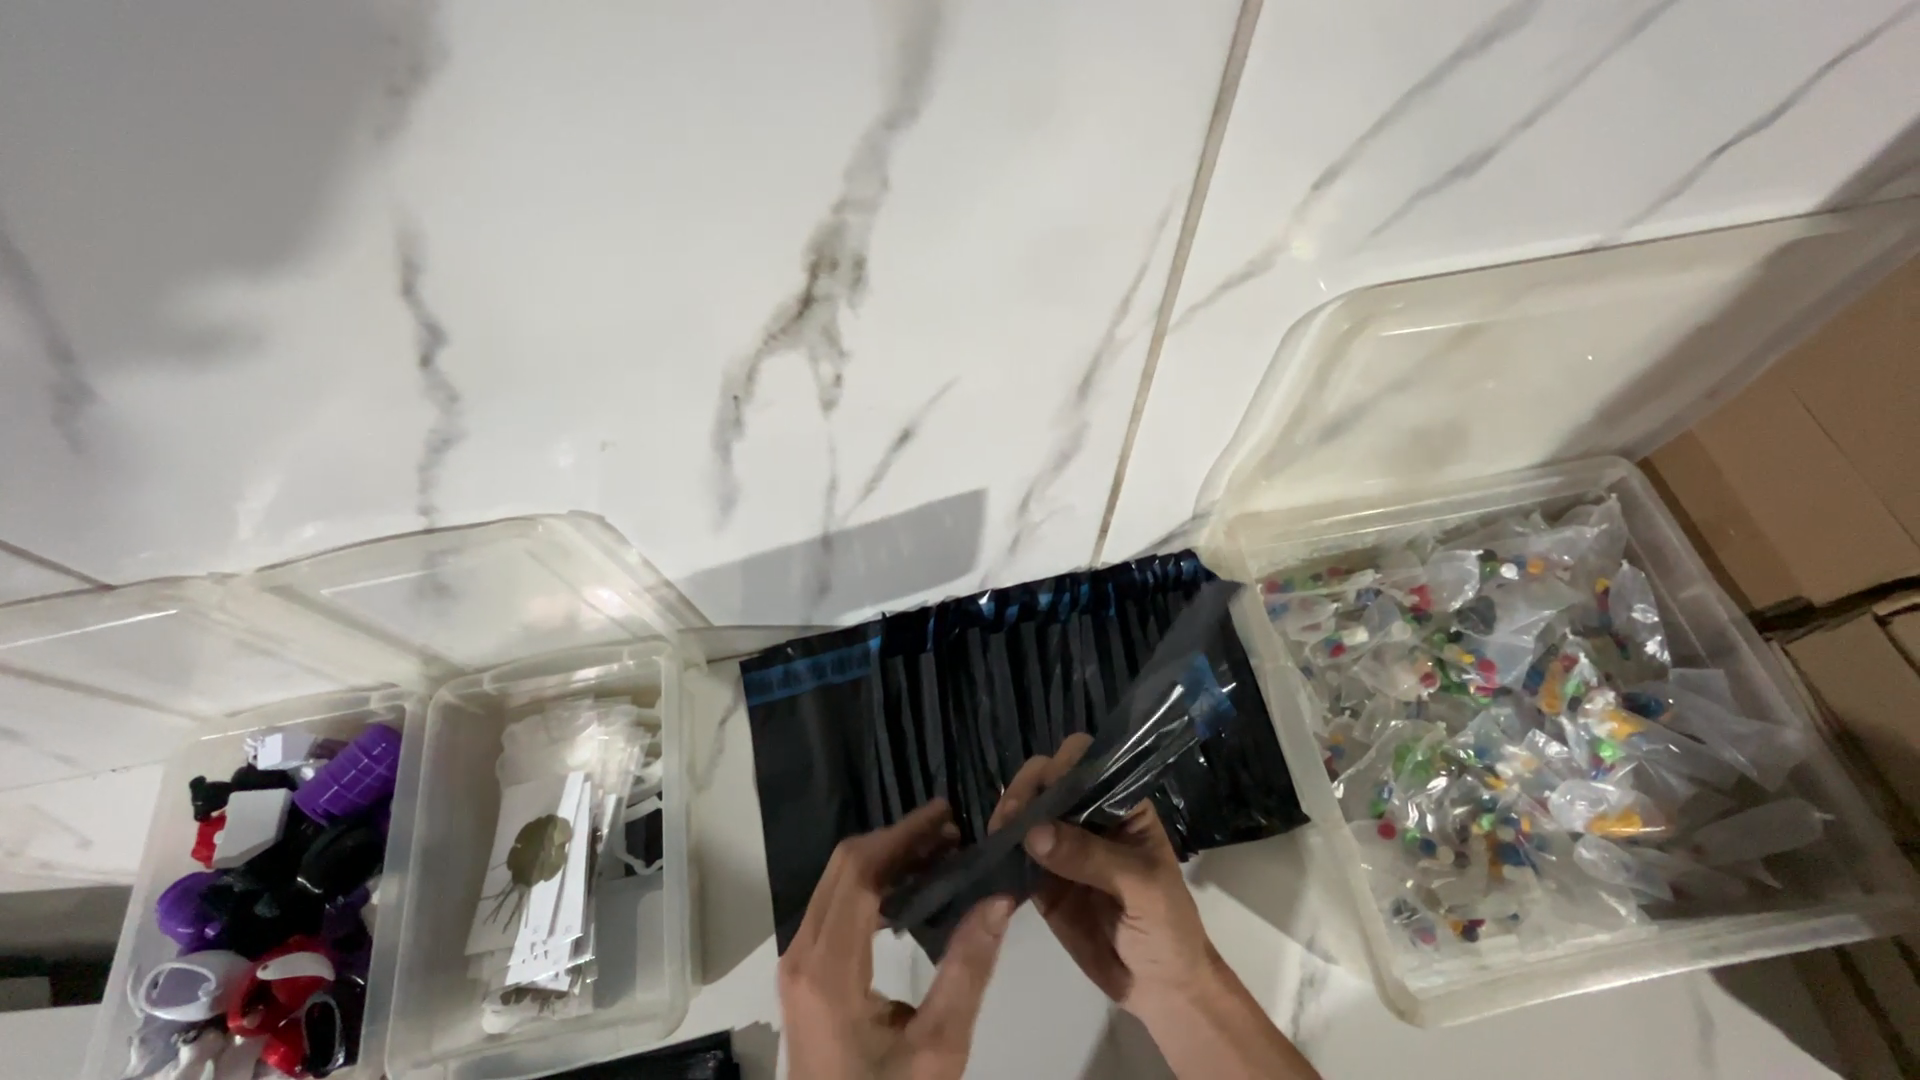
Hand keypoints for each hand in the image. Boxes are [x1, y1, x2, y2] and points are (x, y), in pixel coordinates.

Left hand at [780, 799, 1014, 1079]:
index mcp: (828, 968)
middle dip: (898, 839)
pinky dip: (872, 885)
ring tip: (940, 853)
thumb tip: (999, 897)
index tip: (947, 814)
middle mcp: (801, 953)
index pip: (861, 871)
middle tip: (951, 831)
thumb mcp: (937, 1049)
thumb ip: (968, 970)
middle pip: (844, 867)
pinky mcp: (804, 974)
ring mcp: (797, 963)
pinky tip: (911, 891)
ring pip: (836, 883)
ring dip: (885, 859)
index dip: (903, 834)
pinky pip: (834, 907)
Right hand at [988, 734, 1219, 1017]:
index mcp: (1121, 806)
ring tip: (998, 835)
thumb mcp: (1141, 887)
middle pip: (1049, 780)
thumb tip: (1033, 831)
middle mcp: (1088, 817)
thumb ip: (1089, 856)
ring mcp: (1061, 847)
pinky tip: (991, 857)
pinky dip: (1000, 852)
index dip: (1064, 767)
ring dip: (1009, 817)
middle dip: (1028, 789)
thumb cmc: (1168, 927)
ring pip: (1027, 813)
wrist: (1160, 988)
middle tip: (1012, 817)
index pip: (1089, 763)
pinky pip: (1014, 856)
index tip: (1045, 790)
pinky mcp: (1041, 880)